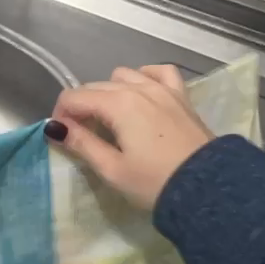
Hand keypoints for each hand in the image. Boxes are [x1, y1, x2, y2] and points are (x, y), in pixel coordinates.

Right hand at [48, 65, 214, 209]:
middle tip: (81, 134)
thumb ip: (82, 144)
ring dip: (109, 91)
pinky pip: (158, 73)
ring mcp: (163, 89)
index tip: (61, 137)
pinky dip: (144, 77)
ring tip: (110, 118)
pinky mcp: (181, 96)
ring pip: (124, 76)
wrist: (208, 190)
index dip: (61, 115)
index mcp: (117, 104)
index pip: (74, 97)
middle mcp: (138, 88)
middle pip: (95, 86)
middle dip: (81, 106)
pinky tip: (141, 91)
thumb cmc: (155, 182)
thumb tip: (56, 128)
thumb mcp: (112, 169)